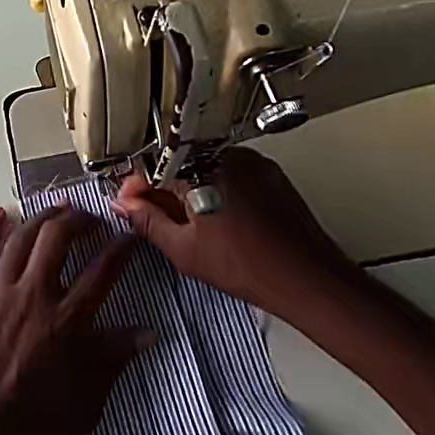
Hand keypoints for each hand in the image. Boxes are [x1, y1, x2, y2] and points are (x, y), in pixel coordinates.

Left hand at [0, 205, 145, 434]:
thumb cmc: (30, 426)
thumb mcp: (85, 403)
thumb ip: (114, 361)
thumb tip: (148, 334)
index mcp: (64, 323)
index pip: (101, 273)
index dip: (120, 250)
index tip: (129, 238)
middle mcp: (31, 296)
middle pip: (57, 239)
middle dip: (78, 221)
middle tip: (91, 219)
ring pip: (21, 239)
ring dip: (41, 218)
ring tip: (57, 210)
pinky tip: (0, 214)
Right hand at [112, 147, 349, 307]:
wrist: (308, 278)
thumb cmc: (255, 268)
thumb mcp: (184, 250)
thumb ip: (147, 222)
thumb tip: (127, 207)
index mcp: (200, 170)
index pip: (152, 167)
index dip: (136, 187)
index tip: (130, 202)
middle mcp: (226, 157)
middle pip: (178, 164)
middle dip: (163, 189)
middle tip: (155, 216)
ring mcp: (251, 162)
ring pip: (203, 167)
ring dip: (189, 188)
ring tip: (193, 223)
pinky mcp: (268, 172)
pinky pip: (230, 172)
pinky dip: (217, 188)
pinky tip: (218, 219)